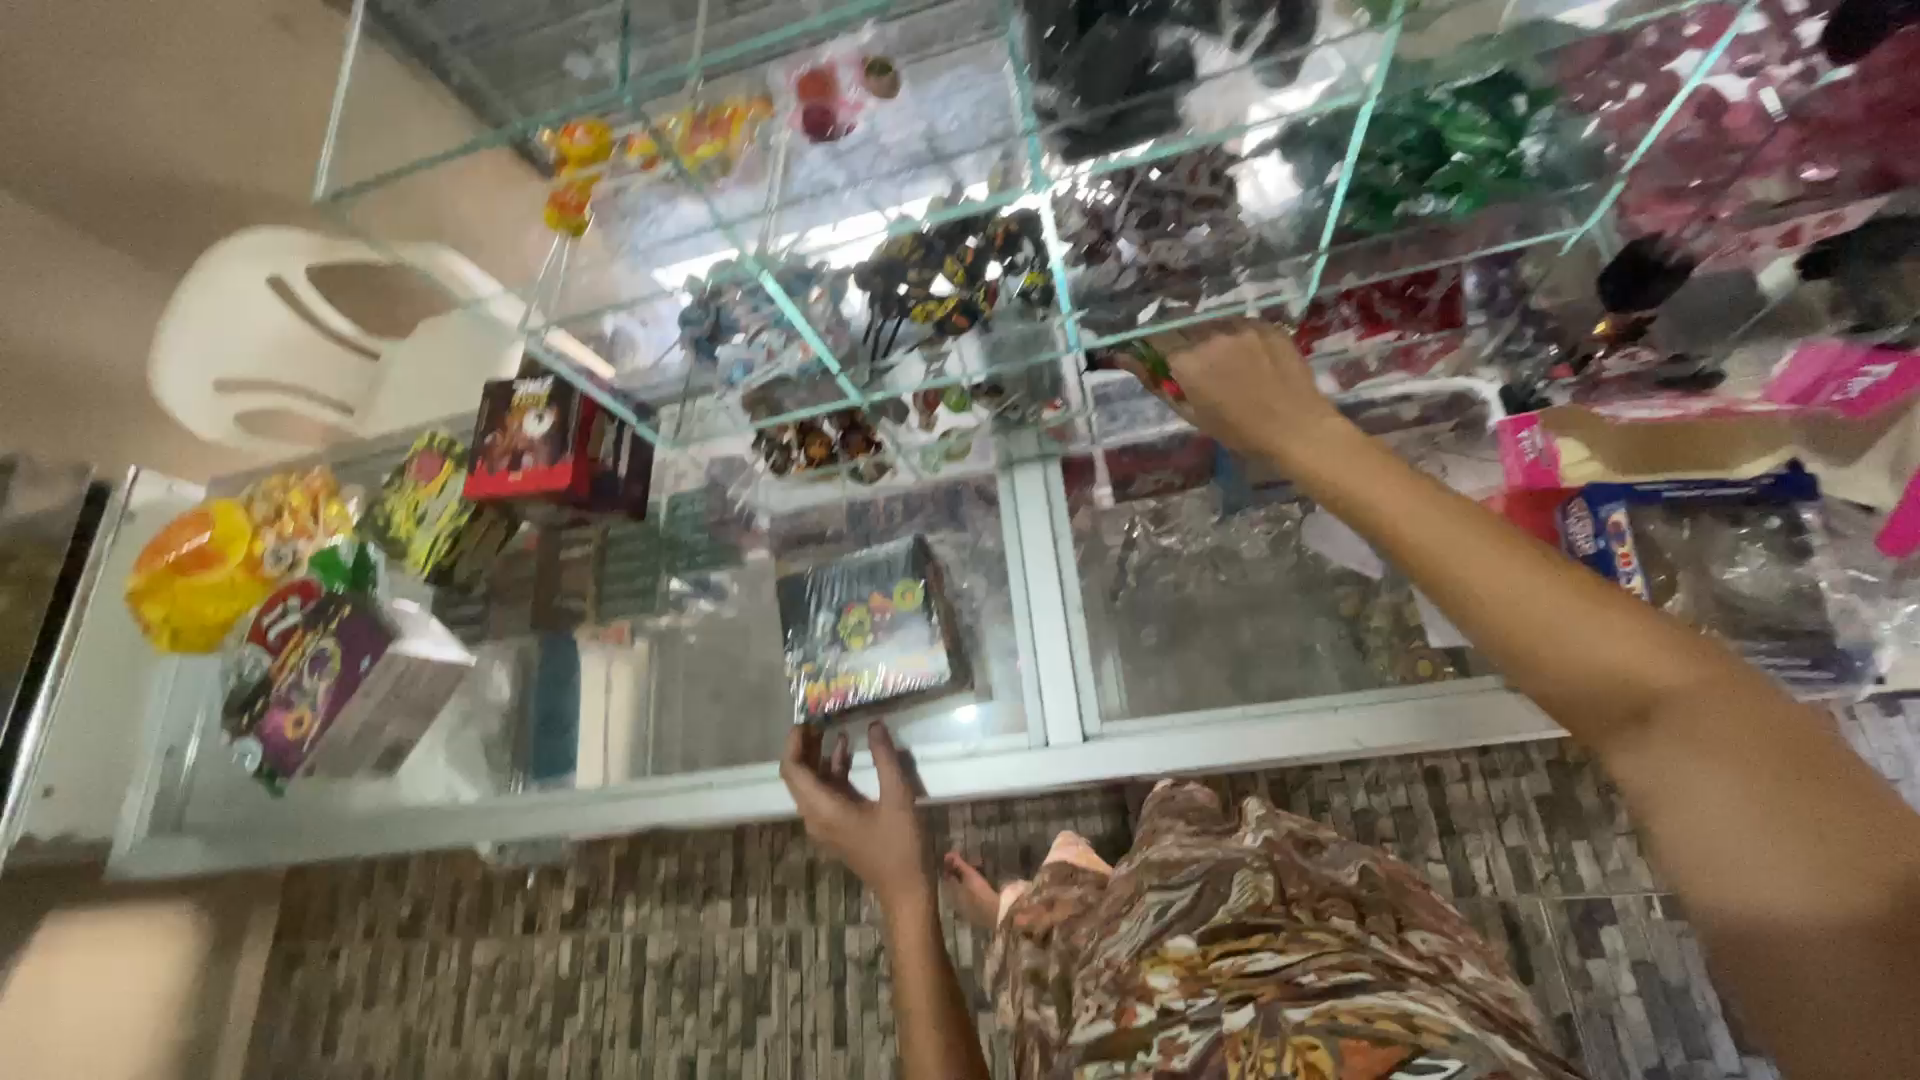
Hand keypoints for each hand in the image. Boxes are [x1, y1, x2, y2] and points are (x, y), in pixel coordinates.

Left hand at [780, 721, 930, 911]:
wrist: (905, 890)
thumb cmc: (901, 845)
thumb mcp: (898, 797)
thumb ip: (884, 758)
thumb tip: (875, 725)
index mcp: (823, 810)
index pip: (792, 771)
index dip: (794, 743)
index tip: (806, 720)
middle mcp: (815, 817)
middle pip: (798, 776)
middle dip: (805, 746)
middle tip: (819, 718)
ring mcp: (825, 824)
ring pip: (811, 784)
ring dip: (819, 757)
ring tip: (832, 727)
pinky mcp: (837, 827)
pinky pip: (825, 794)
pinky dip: (832, 771)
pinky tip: (848, 750)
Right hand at [1124, 319, 1351, 466]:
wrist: (1295, 427)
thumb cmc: (1237, 430)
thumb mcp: (1189, 412)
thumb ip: (1154, 381)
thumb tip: (1123, 358)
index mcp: (1188, 361)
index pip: (1155, 336)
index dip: (1152, 344)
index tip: (1153, 353)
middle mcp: (1211, 335)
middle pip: (1183, 328)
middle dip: (1181, 342)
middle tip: (1193, 365)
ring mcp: (1242, 326)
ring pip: (1212, 324)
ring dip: (1209, 337)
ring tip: (1224, 363)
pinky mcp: (1266, 324)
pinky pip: (1239, 324)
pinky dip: (1235, 337)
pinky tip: (1248, 359)